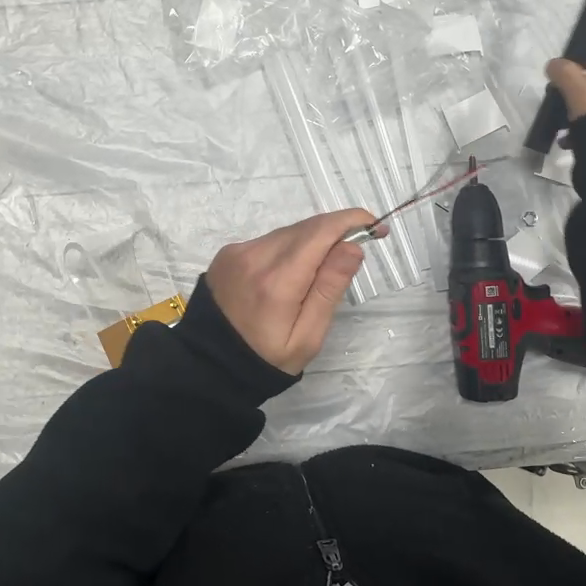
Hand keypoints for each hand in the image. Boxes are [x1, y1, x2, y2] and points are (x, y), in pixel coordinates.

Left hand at [206, 208, 374, 374]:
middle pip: (306, 228)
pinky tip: (290, 274)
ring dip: (311, 241)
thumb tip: (353, 247)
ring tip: (320, 272)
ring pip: (287, 232)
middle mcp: (255, 256)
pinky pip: (268, 241)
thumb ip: (329, 289)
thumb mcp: (307, 337)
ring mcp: (238, 252)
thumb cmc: (266, 358)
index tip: (375, 226)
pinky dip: (288, 249)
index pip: (320, 231)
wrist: (210, 364)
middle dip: (336, 232)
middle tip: (355, 251)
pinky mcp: (228, 253)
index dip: (352, 222)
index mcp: (277, 280)